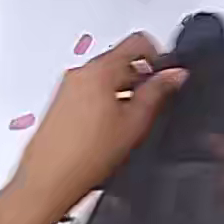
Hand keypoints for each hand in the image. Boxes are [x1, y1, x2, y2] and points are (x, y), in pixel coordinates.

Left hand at [2, 32, 186, 222]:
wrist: (48, 182)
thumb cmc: (86, 156)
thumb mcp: (135, 121)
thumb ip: (158, 91)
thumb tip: (176, 74)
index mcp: (100, 69)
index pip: (137, 41)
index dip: (158, 56)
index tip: (164, 77)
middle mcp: (80, 72)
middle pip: (121, 59)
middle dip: (141, 78)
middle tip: (152, 104)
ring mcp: (68, 87)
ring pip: (106, 76)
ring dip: (124, 91)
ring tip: (131, 122)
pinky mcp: (60, 102)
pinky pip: (91, 90)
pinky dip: (106, 101)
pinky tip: (111, 130)